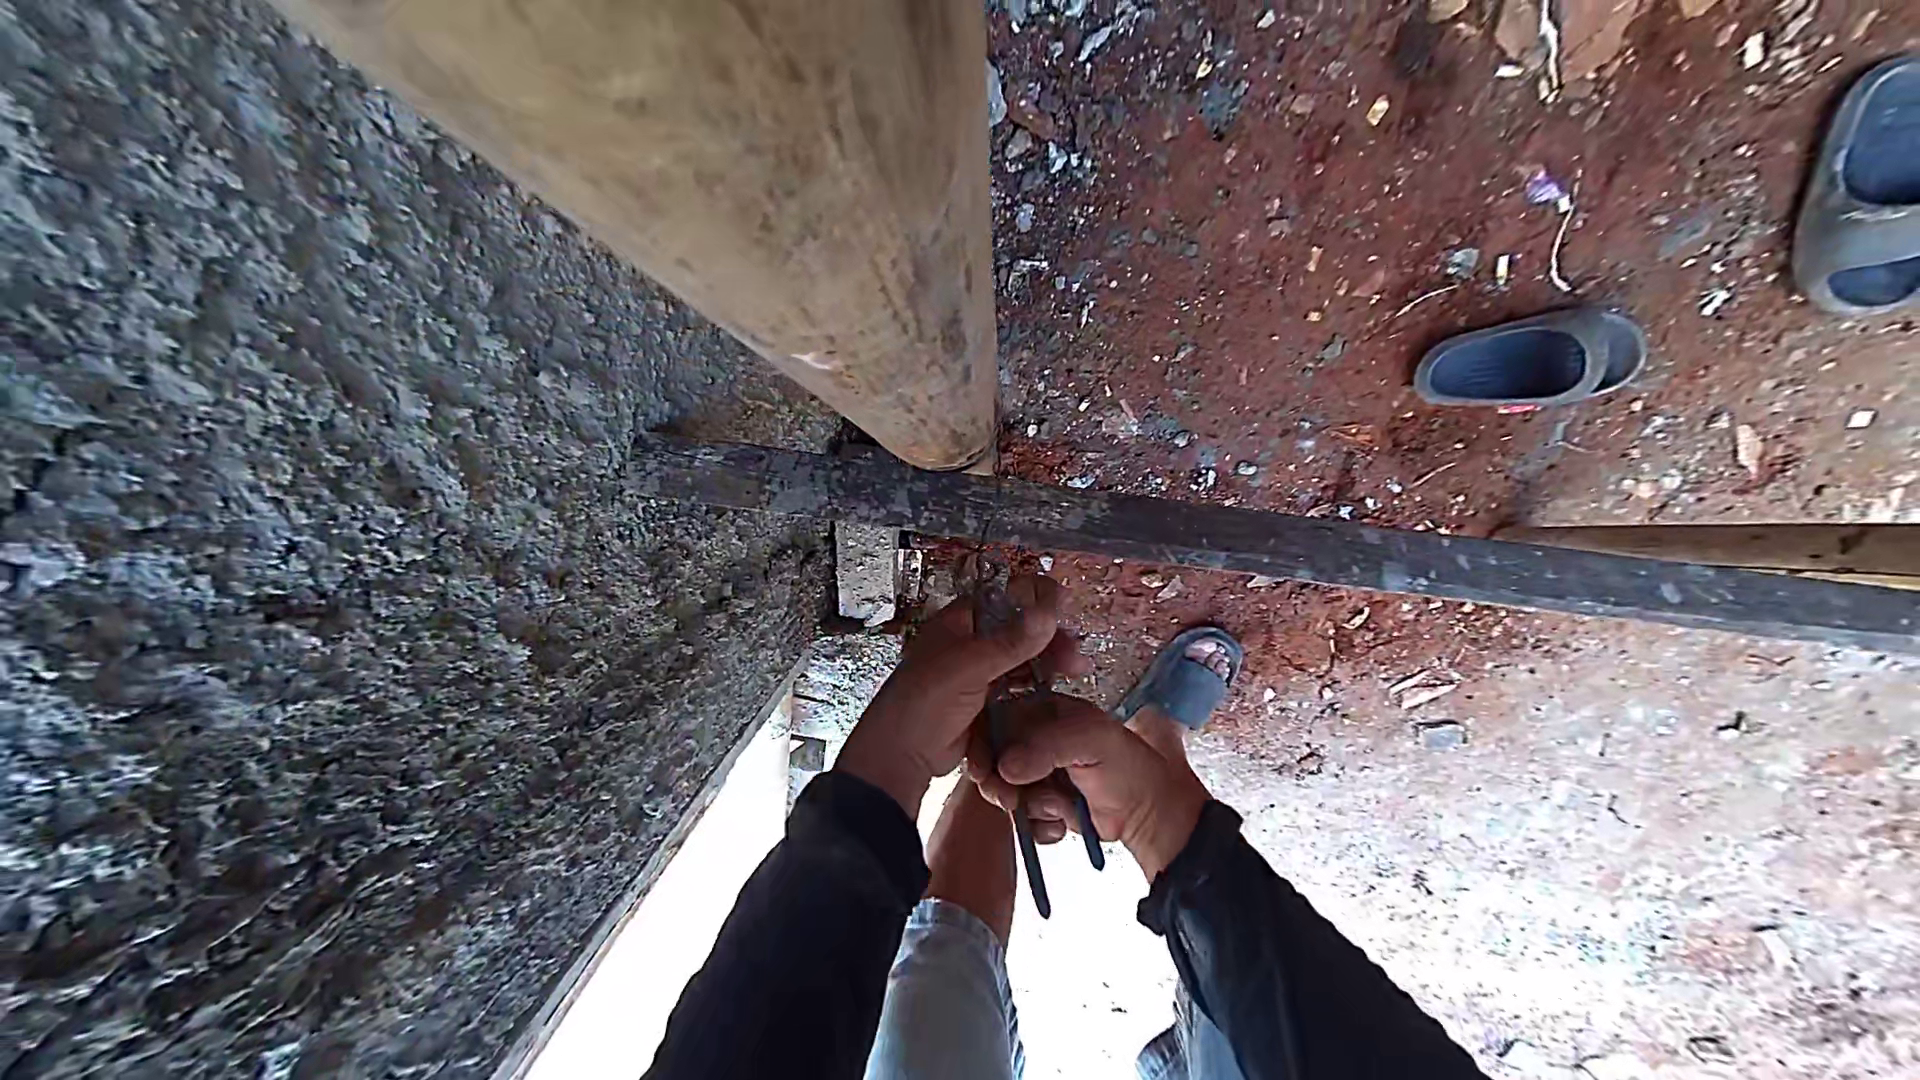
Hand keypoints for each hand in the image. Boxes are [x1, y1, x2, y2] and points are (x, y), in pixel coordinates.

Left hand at [835, 574, 1087, 818]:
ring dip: (1046, 662)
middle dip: (1048, 638)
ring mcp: (977, 673)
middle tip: (1073, 654)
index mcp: (958, 623)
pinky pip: (1016, 686)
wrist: (902, 754)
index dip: (1033, 600)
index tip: (1063, 606)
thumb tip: (1047, 612)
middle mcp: (969, 644)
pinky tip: (1054, 690)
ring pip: (1021, 659)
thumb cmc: (924, 700)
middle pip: (1018, 631)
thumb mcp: (969, 666)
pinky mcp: (984, 701)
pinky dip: (1036, 685)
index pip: (1003, 599)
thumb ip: (1011, 642)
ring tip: (1074, 670)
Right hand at [968, 695, 1209, 880]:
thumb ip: (1047, 746)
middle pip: (998, 758)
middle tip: (1010, 799)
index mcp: (1048, 712)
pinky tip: (1062, 822)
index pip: (1002, 719)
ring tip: (1052, 809)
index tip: (985, 768)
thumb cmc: (1129, 767)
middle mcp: (1041, 740)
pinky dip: (1039, 825)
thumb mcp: (1091, 740)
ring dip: (1025, 806)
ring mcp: (1042, 773)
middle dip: (1001, 782)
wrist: (1153, 815)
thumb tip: (1006, 767)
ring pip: (1008, 790)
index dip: (988, 743)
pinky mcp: (1047, 804)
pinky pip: (1025, 816)